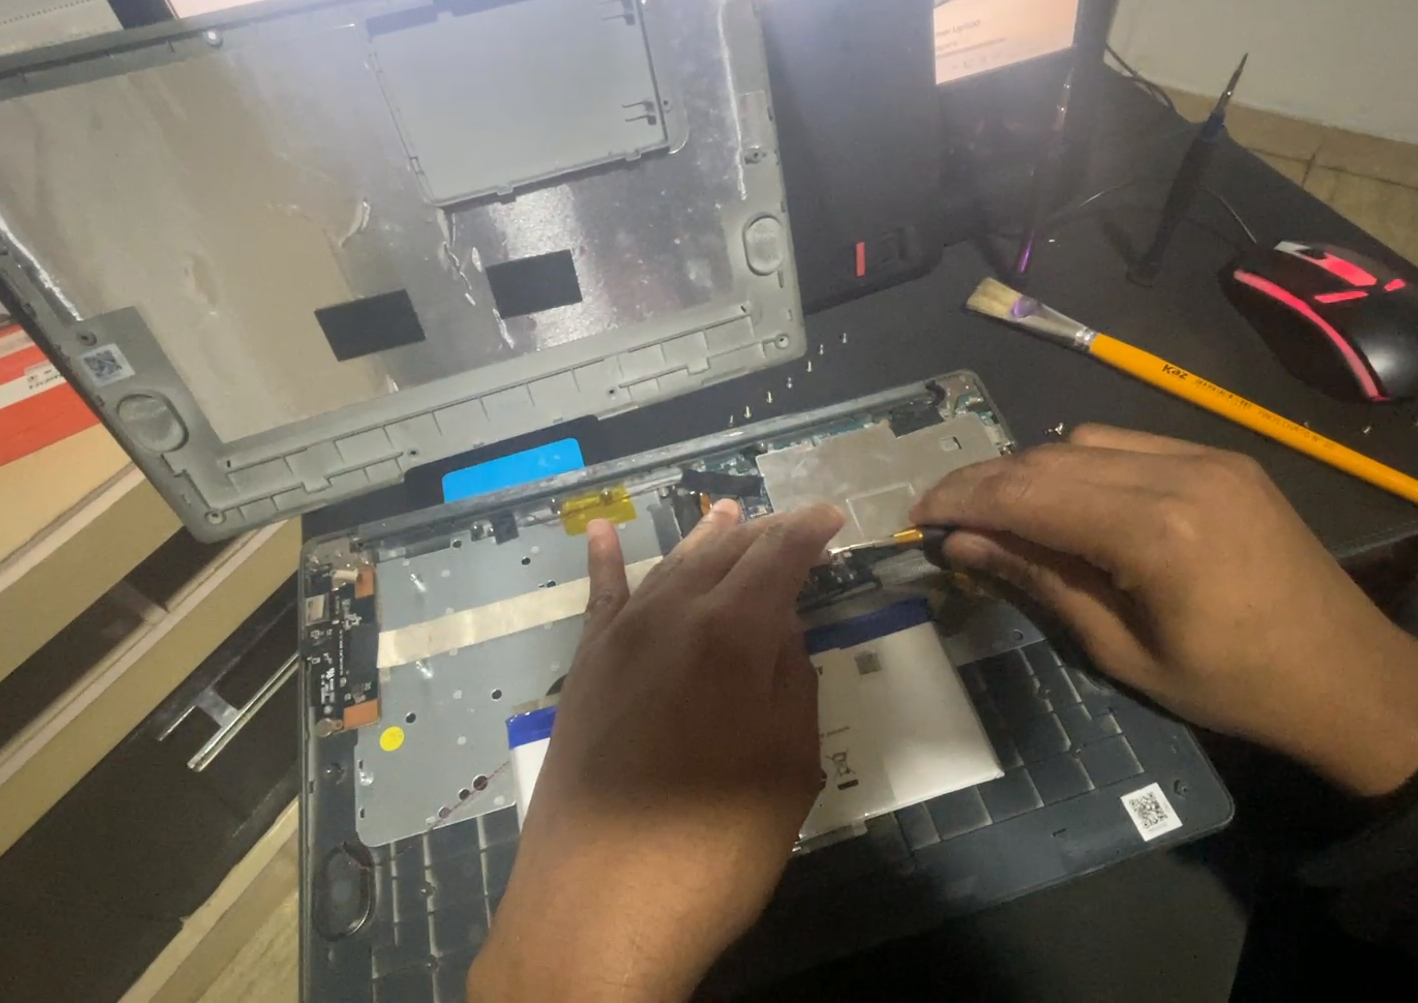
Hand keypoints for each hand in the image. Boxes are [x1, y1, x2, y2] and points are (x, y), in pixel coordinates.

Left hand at [471, 500, 844, 1001]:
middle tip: (792, 525)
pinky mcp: (586, 666)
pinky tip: (603, 532)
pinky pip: (600, 598)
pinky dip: (606, 561)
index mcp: (732, 632)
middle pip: (725, 551)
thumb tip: (781, 624)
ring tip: (727, 511)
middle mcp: (672, 615)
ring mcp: (621, 637)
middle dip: (764, 532)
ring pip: (671, 566)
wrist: (597, 908)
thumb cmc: (714, 846)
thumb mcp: (788, 763)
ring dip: (704, 538)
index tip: (831, 516)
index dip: (808, 529)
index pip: (779, 554)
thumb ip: (789, 677)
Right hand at [912, 425, 1417, 797]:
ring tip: (994, 509)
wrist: (1352, 677)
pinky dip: (1072, 463)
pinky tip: (1060, 497)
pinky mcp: (1217, 456)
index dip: (961, 500)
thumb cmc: (1230, 686)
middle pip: (1045, 458)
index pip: (1027, 494)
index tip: (919, 517)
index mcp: (1156, 532)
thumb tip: (962, 544)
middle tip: (942, 514)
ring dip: (1024, 470)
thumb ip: (1036, 581)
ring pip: (1077, 440)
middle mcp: (1177, 473)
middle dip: (981, 482)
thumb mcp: (1118, 649)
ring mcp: (1202, 456)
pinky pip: (1121, 442)